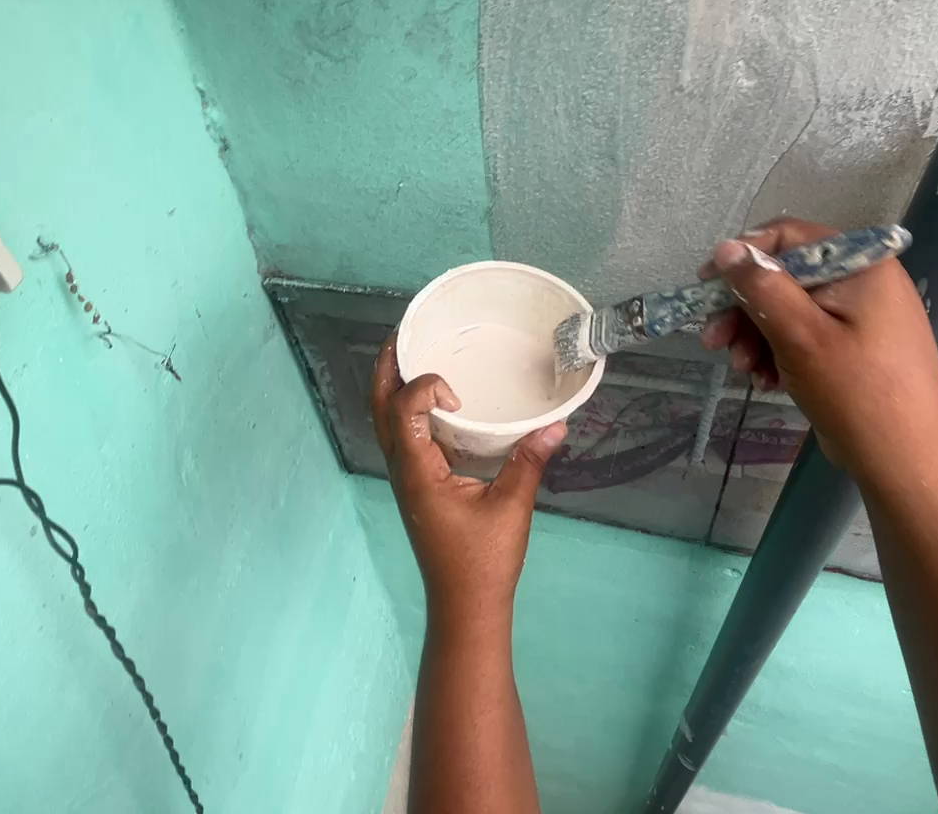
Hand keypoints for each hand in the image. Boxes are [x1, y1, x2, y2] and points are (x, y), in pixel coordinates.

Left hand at [371, 335, 566, 624]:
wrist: (464, 605)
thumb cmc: (483, 561)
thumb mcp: (511, 508)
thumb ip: (529, 462)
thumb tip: (557, 424)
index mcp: (417, 469)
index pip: (403, 409)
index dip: (425, 387)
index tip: (459, 396)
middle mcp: (401, 467)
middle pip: (379, 406)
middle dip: (387, 367)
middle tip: (403, 333)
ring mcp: (405, 476)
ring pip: (386, 420)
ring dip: (393, 385)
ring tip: (412, 354)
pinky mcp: (416, 483)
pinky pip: (401, 434)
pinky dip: (408, 408)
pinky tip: (435, 402)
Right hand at [696, 217, 937, 477]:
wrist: (903, 462)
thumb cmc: (855, 392)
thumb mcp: (798, 335)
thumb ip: (761, 287)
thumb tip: (727, 248)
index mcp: (862, 266)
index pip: (789, 237)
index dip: (742, 257)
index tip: (706, 286)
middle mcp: (863, 281)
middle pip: (784, 277)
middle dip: (743, 309)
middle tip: (713, 341)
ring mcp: (860, 314)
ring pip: (787, 308)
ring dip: (754, 335)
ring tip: (742, 368)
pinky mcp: (853, 344)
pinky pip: (802, 332)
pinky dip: (776, 351)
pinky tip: (766, 379)